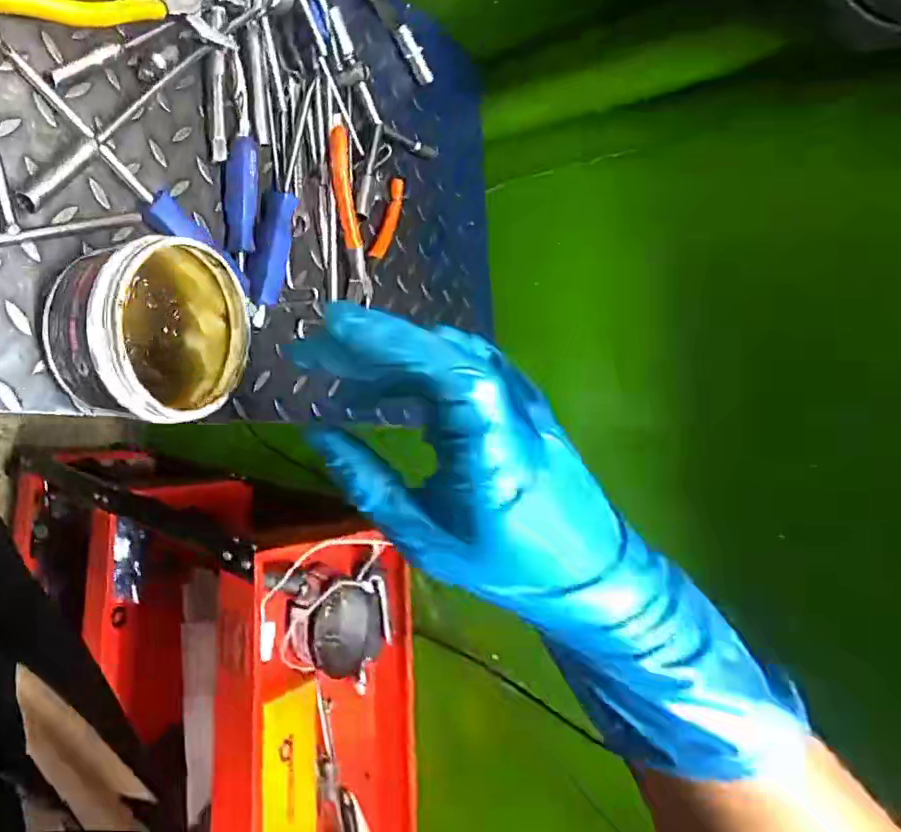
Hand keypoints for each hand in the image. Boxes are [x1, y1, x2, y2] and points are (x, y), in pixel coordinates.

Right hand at [289, 304, 808, 780]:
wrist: (603, 592)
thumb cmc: (512, 570)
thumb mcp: (426, 534)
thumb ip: (370, 478)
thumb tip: (321, 434)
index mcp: (490, 440)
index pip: (440, 368)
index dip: (385, 340)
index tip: (329, 329)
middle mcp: (508, 413)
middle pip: (443, 350)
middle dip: (375, 337)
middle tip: (317, 339)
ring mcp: (518, 412)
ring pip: (453, 356)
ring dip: (392, 351)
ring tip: (338, 358)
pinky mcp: (516, 418)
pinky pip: (458, 376)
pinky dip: (412, 368)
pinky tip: (380, 385)